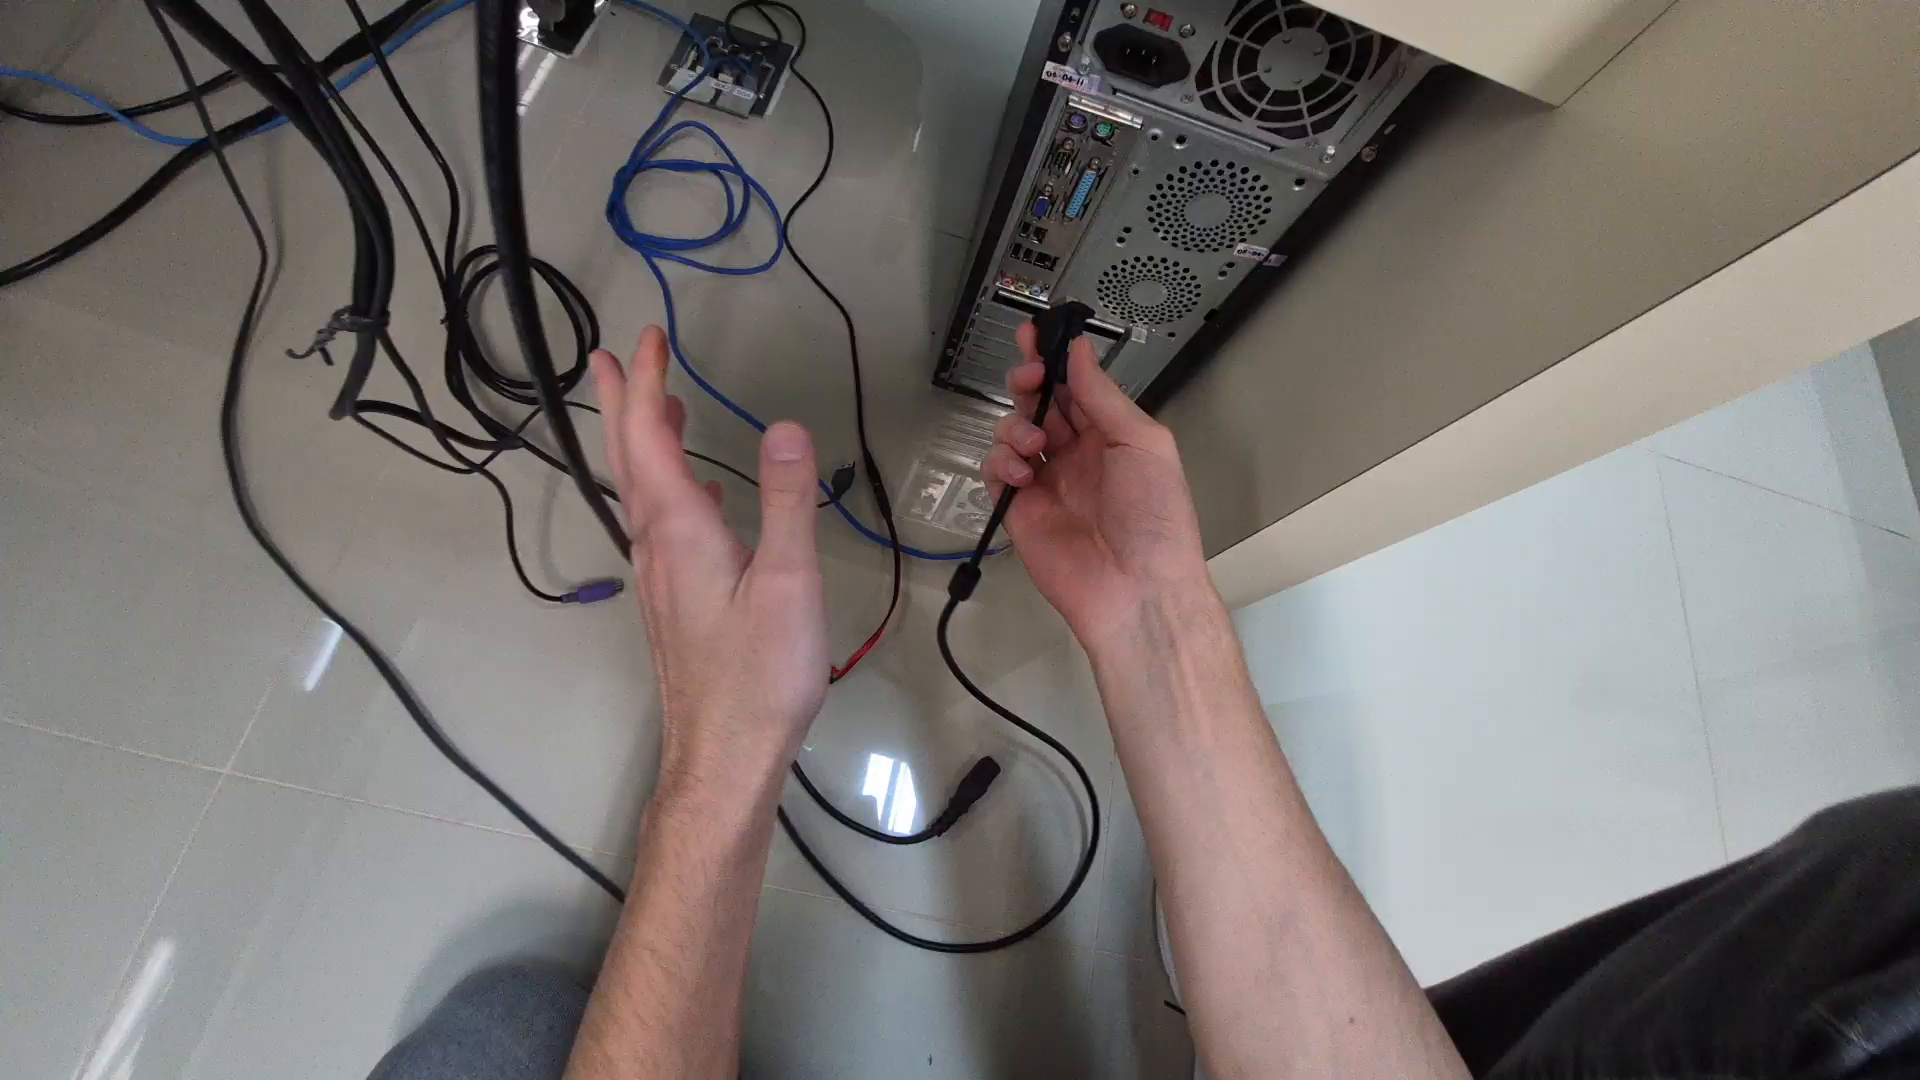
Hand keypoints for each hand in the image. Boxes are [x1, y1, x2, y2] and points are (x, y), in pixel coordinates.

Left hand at [589, 326, 827, 795]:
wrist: (725, 754)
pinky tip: (701, 497)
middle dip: (625, 404)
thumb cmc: (760, 671)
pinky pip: (661, 525)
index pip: (650, 440)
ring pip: (642, 494)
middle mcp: (657, 547)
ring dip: (644, 444)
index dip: (645, 385)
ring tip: (659, 411)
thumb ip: (788, 502)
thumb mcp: (789, 582)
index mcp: (680, 531)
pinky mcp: (674, 603)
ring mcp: (660, 578)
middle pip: (631, 462)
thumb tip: (785, 426)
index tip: (647, 339)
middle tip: (614, 357)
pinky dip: (671, 489)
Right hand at [983, 323, 1217, 645]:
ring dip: (1016, 426)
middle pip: (1040, 405)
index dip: (1054, 360)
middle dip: (1028, 383)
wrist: (1134, 589)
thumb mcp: (1142, 443)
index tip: (1034, 334)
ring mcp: (1044, 483)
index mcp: (1110, 436)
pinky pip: (996, 473)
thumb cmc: (1153, 514)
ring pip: (1013, 434)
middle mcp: (1075, 455)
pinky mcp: (1017, 511)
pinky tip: (1022, 476)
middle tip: (1028, 379)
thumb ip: (1103, 396)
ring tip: (1035, 445)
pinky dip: (1001, 464)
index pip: (1076, 388)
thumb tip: (1079, 349)